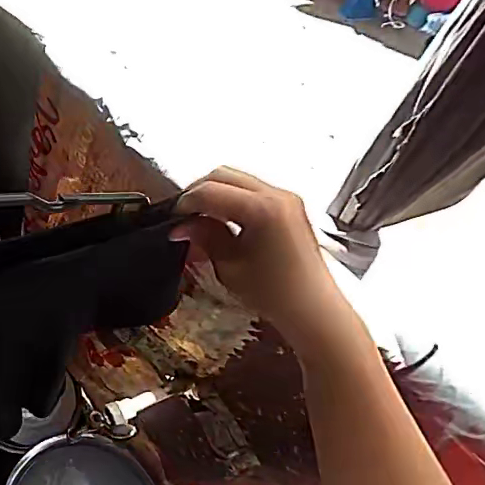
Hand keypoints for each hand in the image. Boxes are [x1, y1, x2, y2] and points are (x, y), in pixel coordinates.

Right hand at [172, 168, 356, 349]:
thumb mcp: (229, 267)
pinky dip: (230, 199)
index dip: (185, 203)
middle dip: (197, 192)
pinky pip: (251, 191)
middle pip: (223, 175)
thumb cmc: (274, 294)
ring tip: (199, 220)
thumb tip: (181, 226)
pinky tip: (221, 221)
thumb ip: (204, 238)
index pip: (210, 190)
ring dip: (214, 194)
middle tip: (182, 217)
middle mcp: (277, 195)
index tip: (171, 219)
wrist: (314, 309)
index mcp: (262, 209)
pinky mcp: (289, 207)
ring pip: (237, 179)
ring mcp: (286, 198)